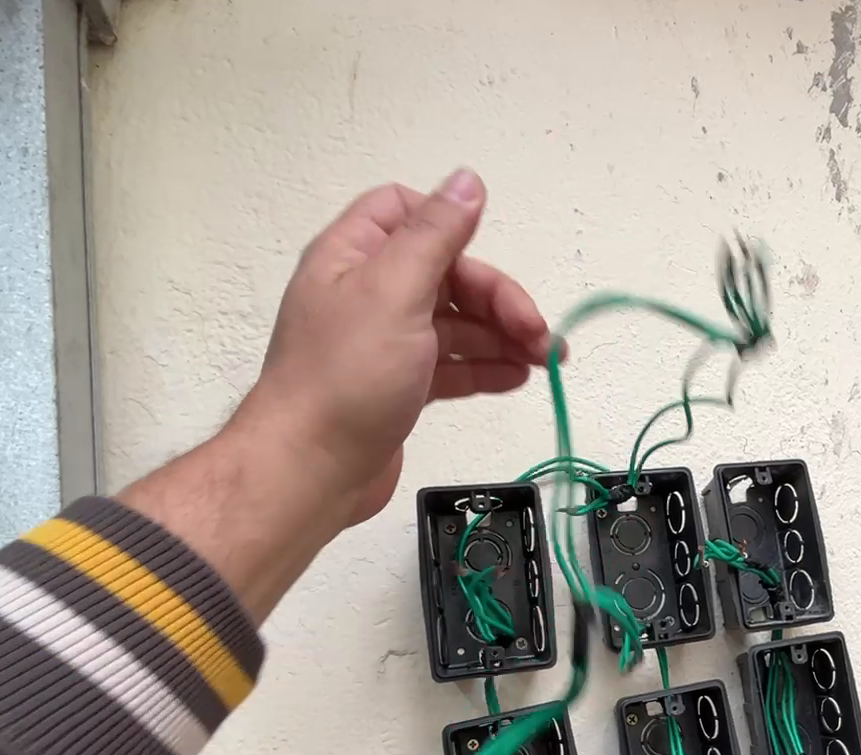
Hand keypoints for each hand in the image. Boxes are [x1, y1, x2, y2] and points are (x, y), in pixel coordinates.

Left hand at [119, 171, 552, 620]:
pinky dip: (486, 369)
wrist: (314, 468)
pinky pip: (453, 366)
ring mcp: (387, 344)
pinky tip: (517, 379)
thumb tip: (469, 180)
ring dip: (503, 338)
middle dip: (498, 300)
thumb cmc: (349, 377)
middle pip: (447, 277)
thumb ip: (435, 236)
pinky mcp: (401, 386)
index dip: (450, 226)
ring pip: (456, 326)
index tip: (488, 257)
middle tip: (540, 337)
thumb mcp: (395, 293)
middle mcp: (370, 294)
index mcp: (356, 257)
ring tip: (545, 362)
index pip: (405, 213)